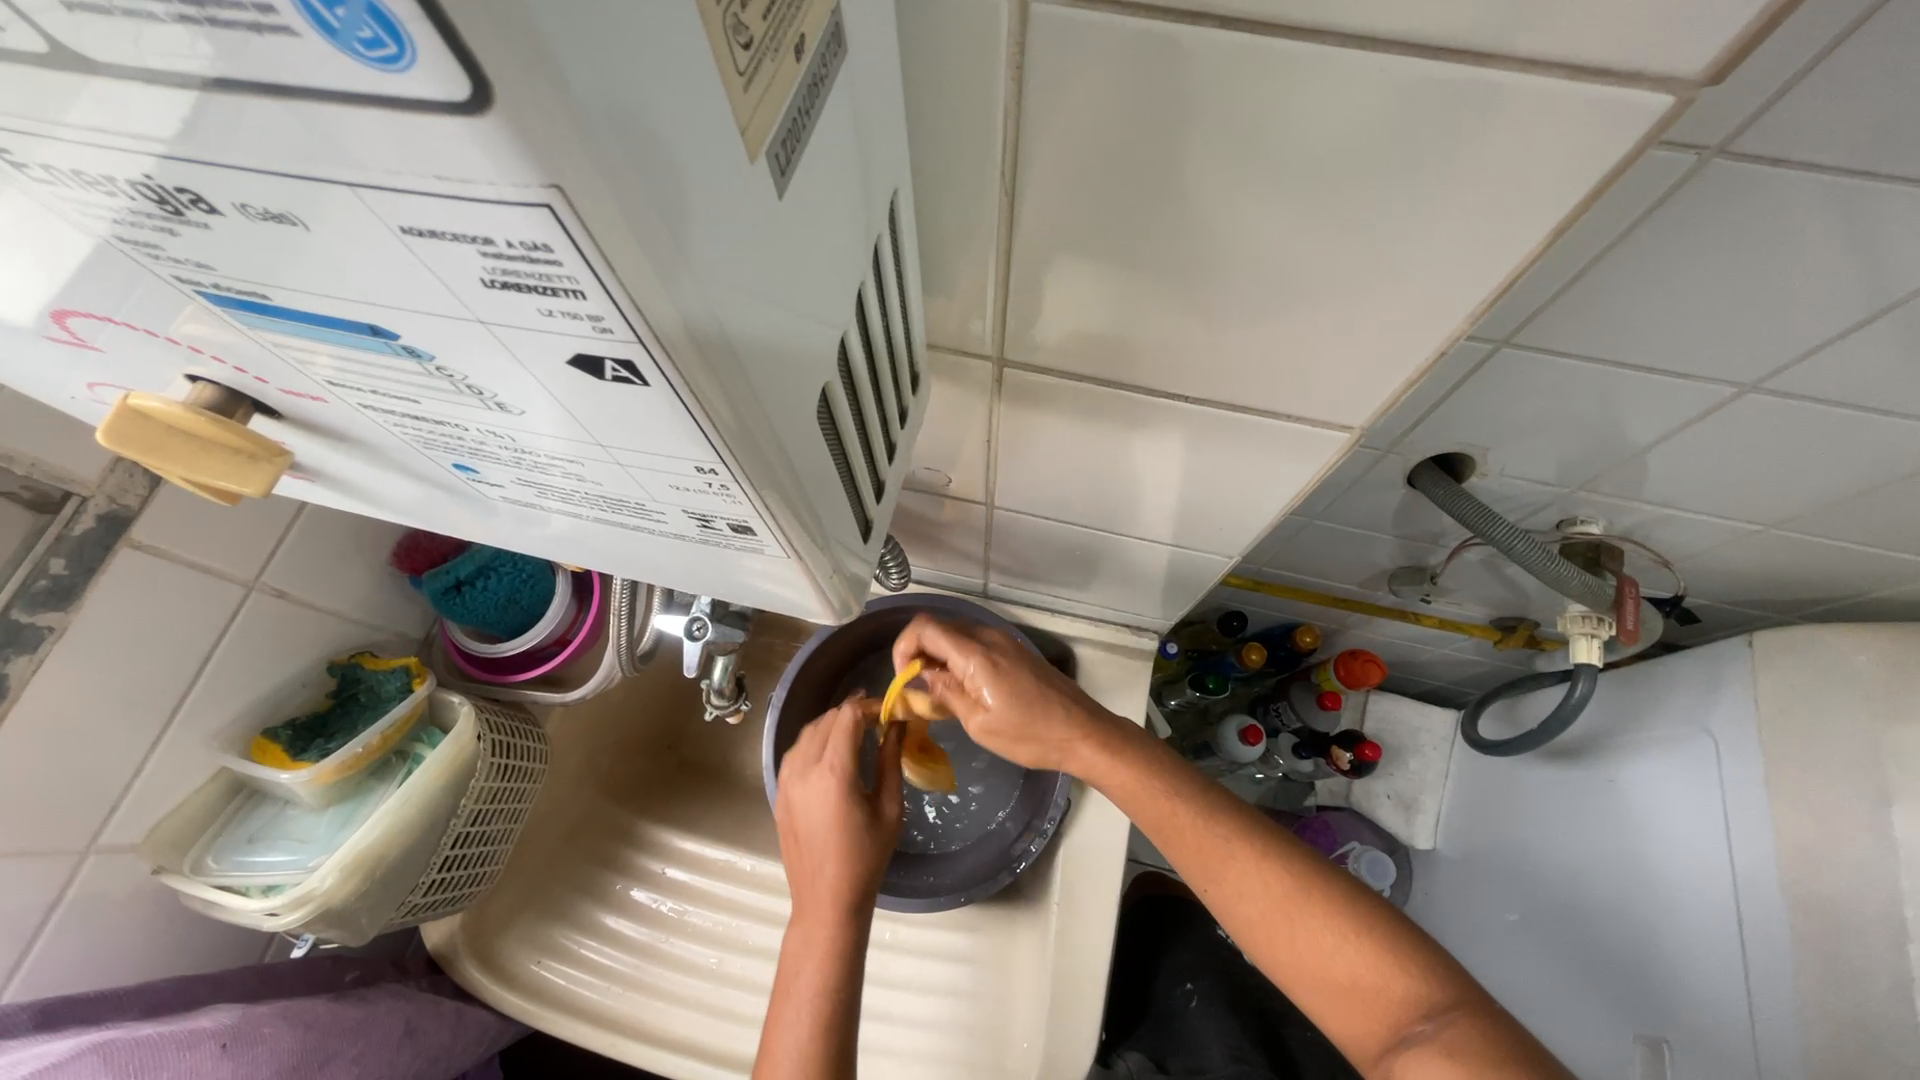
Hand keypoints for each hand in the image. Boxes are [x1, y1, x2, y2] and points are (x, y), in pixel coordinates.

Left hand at [773, 696, 903, 923]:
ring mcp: (786, 781)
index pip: (848, 717)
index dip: (869, 706)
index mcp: (834, 772)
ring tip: (855, 731)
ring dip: (830, 724)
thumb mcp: (889, 808)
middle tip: (876, 718)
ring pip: (807, 733)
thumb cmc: (866, 858)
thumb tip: (896, 726)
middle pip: (826, 720)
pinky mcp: (779, 793)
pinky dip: (813, 742)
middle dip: (851, 713)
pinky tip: (830, 752)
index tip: (888, 710)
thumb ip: (891, 761)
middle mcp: (804, 769)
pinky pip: (795, 753)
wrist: (826, 900)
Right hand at [892, 614, 1129, 774]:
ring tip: (938, 690)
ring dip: (939, 654)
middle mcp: (988, 637)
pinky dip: (959, 656)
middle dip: (918, 651)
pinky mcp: (1014, 649)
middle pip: (938, 625)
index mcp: (976, 654)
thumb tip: (923, 676)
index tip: (904, 678)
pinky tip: (964, 686)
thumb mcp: (979, 724)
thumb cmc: (1030, 735)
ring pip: (956, 632)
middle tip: (917, 687)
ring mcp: (1004, 640)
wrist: (1082, 732)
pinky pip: (975, 642)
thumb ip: (946, 694)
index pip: (924, 627)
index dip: (903, 647)